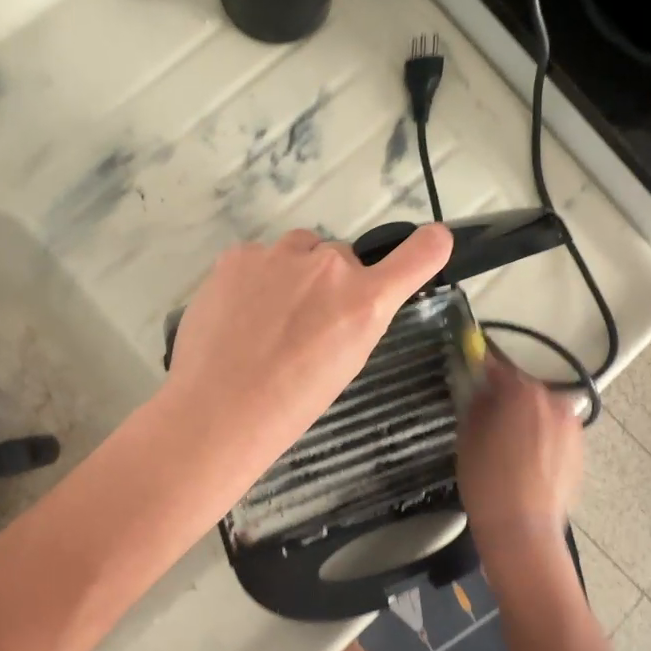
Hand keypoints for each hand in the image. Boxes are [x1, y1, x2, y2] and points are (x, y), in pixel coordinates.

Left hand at [164, 225, 452, 470]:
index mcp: (365, 302)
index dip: (428, 246)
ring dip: (293, 272)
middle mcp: (328, 268)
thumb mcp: (345, 364)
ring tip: (267, 317)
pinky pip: (259, 256)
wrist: (219, 409)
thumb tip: (345, 299)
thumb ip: (356, 318)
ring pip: (299, 250)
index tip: (431, 242)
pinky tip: (238, 312)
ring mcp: (279, 256)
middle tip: (304, 322)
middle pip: (341, 257)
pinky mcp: (238, 255)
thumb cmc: (290, 404)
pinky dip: (254, 277)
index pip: (419, 254)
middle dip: (330, 281)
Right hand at [456, 356, 583, 558]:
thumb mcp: (468, 437)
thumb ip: (477, 404)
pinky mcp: (580, 451)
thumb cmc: (486, 480)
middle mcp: (554, 402)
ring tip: (507, 439)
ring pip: (543, 411)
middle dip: (507, 396)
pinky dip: (541, 436)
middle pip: (525, 389)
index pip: (498, 368)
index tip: (471, 370)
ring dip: (527, 416)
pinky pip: (555, 432)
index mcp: (523, 393)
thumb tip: (484, 391)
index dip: (482, 369)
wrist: (523, 529)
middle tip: (487, 412)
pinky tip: (525, 459)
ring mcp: (571, 427)